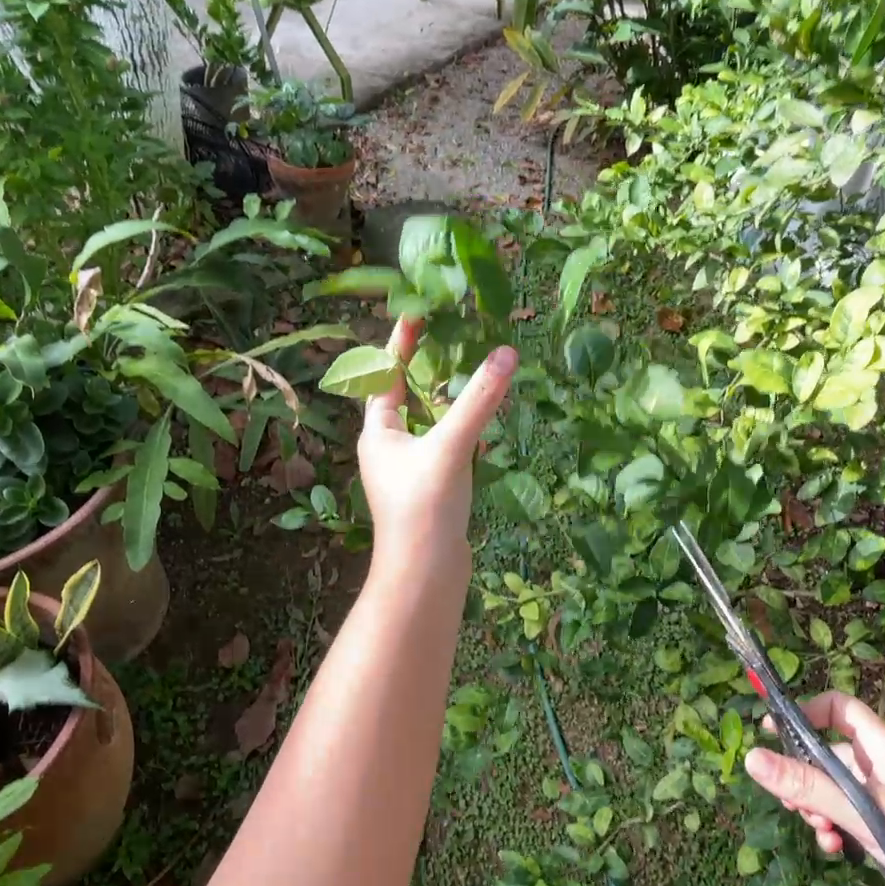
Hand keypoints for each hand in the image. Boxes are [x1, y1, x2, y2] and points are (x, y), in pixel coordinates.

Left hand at [357, 318, 515, 586]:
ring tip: (470, 373)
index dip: (400, 342)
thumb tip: (506, 353)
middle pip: (406, 395)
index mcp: (378, 431)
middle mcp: (388, 447)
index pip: (386, 374)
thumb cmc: (424, 507)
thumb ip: (478, 401)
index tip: (417, 311)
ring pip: (428, 422)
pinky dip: (460, 429)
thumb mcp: (450, 447)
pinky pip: (444, 445)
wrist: (425, 574)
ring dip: (447, 399)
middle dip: (428, 368)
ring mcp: (409, 469)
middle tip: (451, 337)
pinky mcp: (431, 488)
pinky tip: (481, 427)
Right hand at [743, 692, 884, 885]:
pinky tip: (835, 849)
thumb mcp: (863, 811)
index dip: (807, 712)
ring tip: (820, 833)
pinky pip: (849, 819)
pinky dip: (835, 828)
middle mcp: (884, 767)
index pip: (839, 708)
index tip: (773, 731)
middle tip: (790, 801)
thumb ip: (807, 786)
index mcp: (884, 747)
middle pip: (830, 754)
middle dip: (805, 775)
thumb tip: (752, 757)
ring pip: (835, 791)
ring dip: (818, 808)